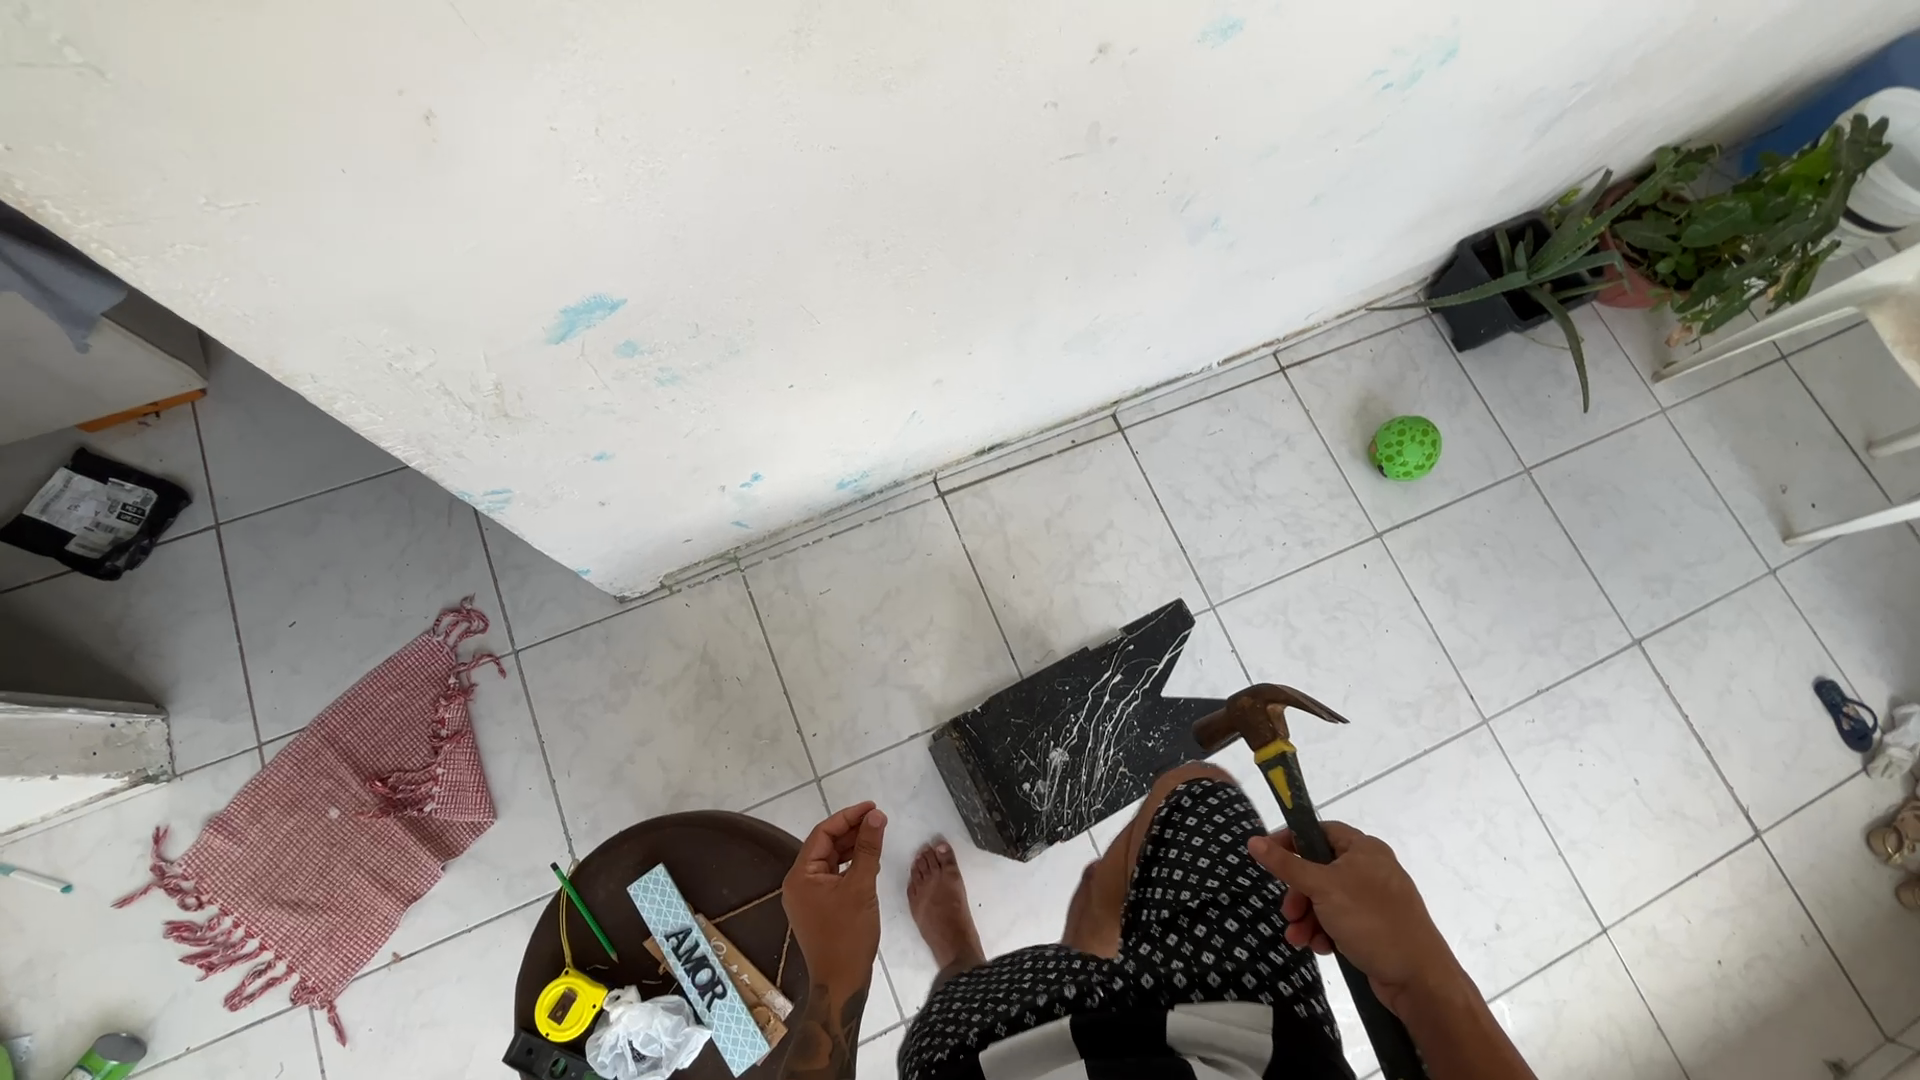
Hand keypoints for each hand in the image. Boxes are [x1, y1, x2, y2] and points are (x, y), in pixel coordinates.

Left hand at [783, 802, 887, 992]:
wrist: (842, 982)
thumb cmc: (848, 934)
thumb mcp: (862, 886)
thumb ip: (868, 848)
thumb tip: (876, 816)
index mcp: (801, 876)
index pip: (823, 833)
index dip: (848, 816)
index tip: (873, 807)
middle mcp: (799, 883)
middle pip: (826, 845)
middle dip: (852, 830)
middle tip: (879, 819)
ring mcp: (808, 897)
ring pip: (831, 860)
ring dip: (853, 846)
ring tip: (877, 835)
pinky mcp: (819, 907)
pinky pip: (834, 876)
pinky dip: (851, 865)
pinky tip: (869, 860)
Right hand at [1248, 822, 1470, 1014]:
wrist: (1420, 980)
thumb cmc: (1371, 921)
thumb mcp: (1322, 888)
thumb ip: (1286, 864)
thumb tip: (1253, 840)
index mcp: (1364, 849)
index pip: (1319, 830)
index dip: (1292, 840)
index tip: (1268, 856)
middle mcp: (1370, 869)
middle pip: (1318, 868)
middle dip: (1298, 892)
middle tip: (1288, 911)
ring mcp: (1374, 899)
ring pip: (1326, 898)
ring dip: (1307, 916)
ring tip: (1298, 937)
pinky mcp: (1375, 926)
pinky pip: (1340, 919)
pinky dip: (1324, 930)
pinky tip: (1320, 947)